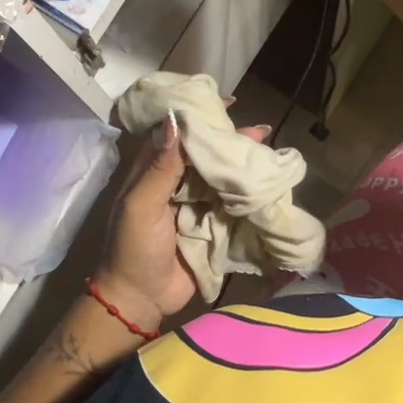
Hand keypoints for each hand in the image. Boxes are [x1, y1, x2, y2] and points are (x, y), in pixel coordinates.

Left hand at [94, 110, 267, 329]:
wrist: (142, 299)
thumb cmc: (133, 249)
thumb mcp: (141, 204)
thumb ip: (160, 166)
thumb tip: (176, 120)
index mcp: (153, 173)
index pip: (176, 134)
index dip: (197, 117)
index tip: (223, 103)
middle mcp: (176, 185)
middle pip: (205, 155)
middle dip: (230, 141)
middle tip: (259, 131)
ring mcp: (196, 207)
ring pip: (222, 178)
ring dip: (242, 166)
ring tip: (269, 152)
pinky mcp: (212, 229)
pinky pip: (232, 206)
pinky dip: (248, 195)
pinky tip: (268, 184)